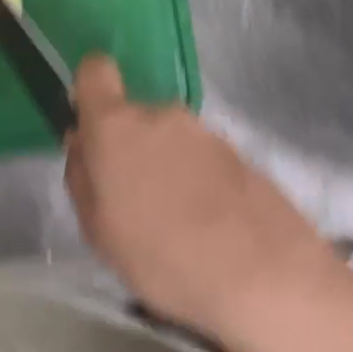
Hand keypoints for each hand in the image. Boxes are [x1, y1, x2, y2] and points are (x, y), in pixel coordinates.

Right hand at [64, 55, 341, 338]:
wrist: (270, 281)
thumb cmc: (161, 254)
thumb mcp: (96, 228)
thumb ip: (82, 178)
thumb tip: (83, 147)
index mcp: (115, 125)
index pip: (94, 70)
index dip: (88, 89)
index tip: (89, 126)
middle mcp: (161, 116)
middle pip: (134, 118)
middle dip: (129, 148)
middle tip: (132, 199)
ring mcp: (208, 136)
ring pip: (171, 142)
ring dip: (167, 169)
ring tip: (175, 224)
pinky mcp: (246, 160)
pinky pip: (205, 164)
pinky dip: (201, 186)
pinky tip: (209, 231)